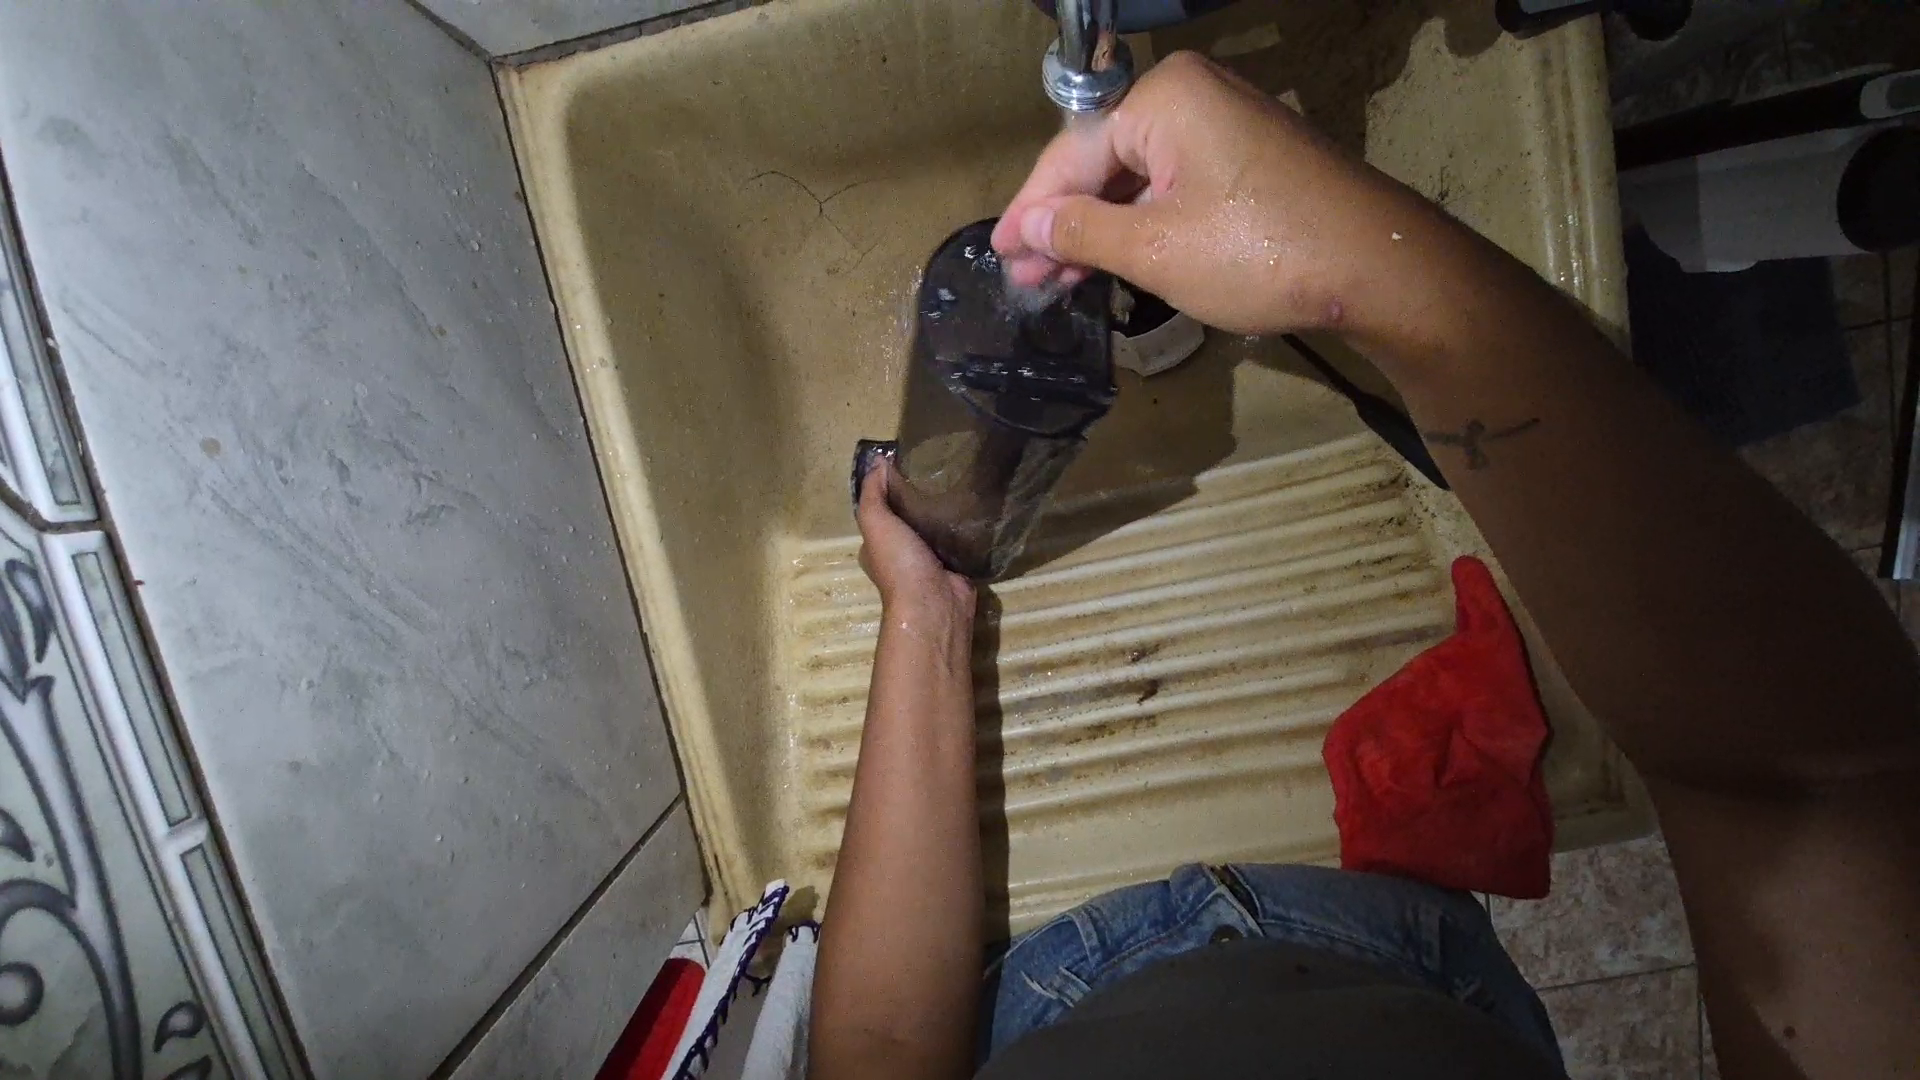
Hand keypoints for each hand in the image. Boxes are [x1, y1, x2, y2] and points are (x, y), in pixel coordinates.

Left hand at [857, 460, 975, 616]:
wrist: (934, 603)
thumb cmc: (899, 563)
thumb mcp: (875, 522)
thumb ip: (873, 492)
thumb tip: (879, 461)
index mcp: (876, 546)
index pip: (881, 510)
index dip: (890, 487)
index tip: (910, 462)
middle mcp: (900, 555)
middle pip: (909, 518)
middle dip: (921, 498)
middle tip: (941, 470)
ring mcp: (929, 562)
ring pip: (935, 529)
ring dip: (944, 512)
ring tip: (959, 482)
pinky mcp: (955, 567)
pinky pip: (958, 541)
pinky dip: (964, 528)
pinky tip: (974, 507)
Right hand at [992, 51, 1438, 336]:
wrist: (1372, 267)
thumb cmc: (1255, 253)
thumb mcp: (1153, 247)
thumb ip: (1079, 231)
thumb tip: (1023, 227)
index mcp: (1163, 100)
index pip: (1072, 156)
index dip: (1029, 210)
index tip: (999, 252)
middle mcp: (1189, 98)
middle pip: (1100, 164)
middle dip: (1060, 224)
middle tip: (1025, 275)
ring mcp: (1218, 128)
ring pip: (1132, 181)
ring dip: (1094, 232)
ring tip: (1056, 278)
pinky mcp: (1238, 162)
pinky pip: (1166, 189)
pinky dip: (1134, 228)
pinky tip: (1106, 260)